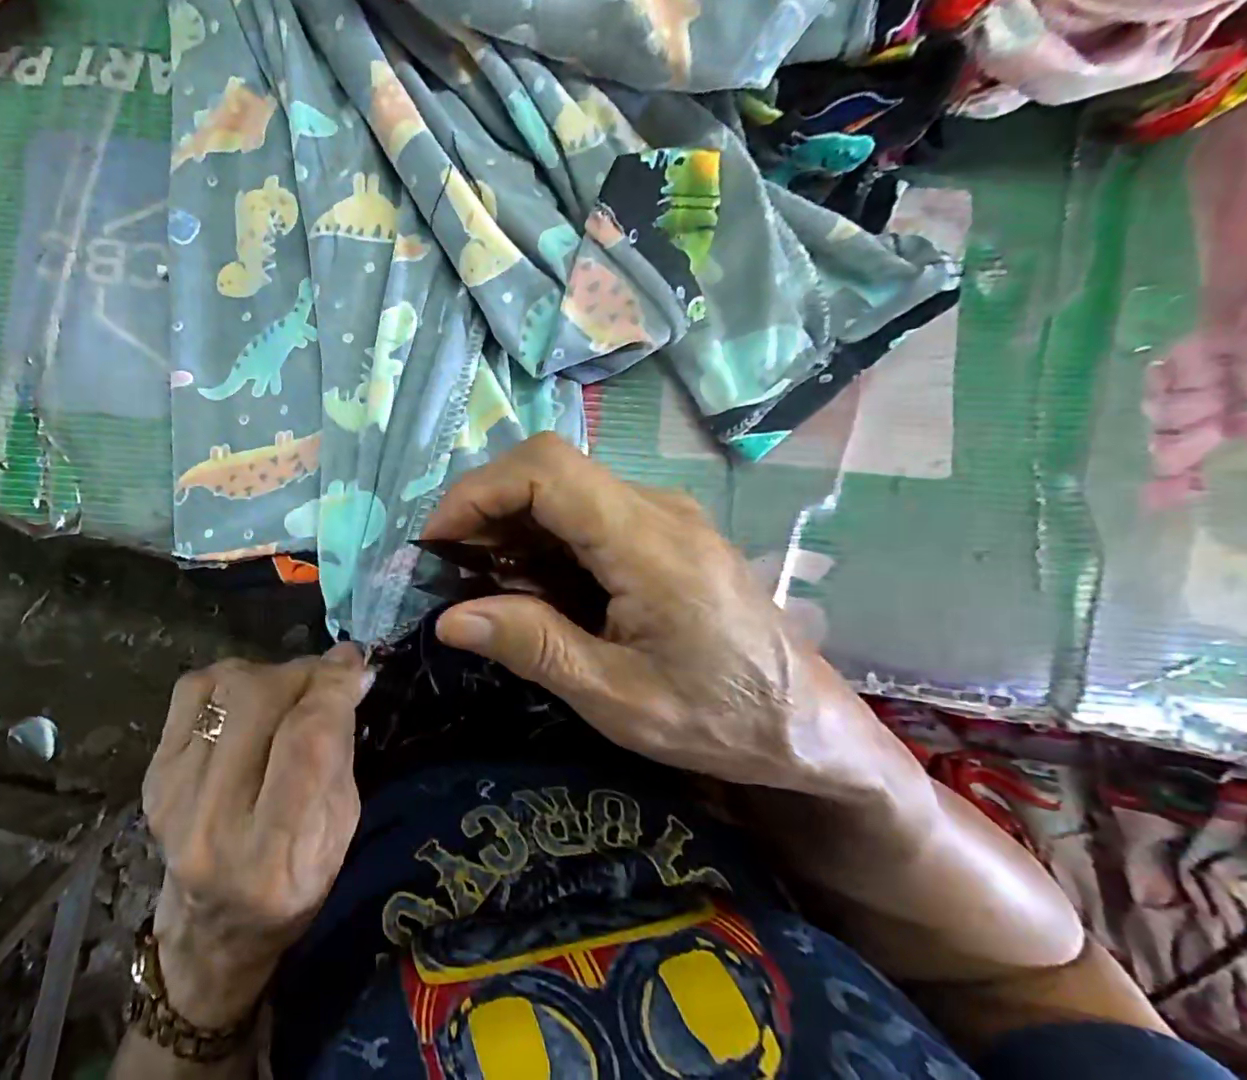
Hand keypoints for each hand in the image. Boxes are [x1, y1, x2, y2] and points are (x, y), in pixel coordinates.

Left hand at [141, 645, 371, 1026]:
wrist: (213, 921)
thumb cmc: (295, 883)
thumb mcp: (340, 828)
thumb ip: (339, 748)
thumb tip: (345, 669)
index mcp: (275, 856)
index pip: (306, 743)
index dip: (332, 690)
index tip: (354, 664)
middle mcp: (214, 822)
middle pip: (259, 701)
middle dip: (302, 674)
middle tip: (325, 678)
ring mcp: (174, 794)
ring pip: (225, 687)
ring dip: (269, 675)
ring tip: (288, 693)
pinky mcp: (153, 771)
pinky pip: (193, 690)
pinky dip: (230, 681)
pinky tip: (247, 701)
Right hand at [420, 433, 884, 798]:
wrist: (810, 730)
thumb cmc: (721, 720)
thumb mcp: (619, 700)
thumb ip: (535, 648)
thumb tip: (448, 619)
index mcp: (649, 545)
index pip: (546, 470)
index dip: (477, 492)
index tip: (436, 543)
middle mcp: (657, 510)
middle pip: (546, 467)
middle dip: (481, 507)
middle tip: (447, 567)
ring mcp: (662, 516)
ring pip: (560, 485)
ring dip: (505, 522)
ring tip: (476, 580)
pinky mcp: (661, 532)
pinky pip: (582, 510)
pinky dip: (536, 535)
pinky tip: (524, 583)